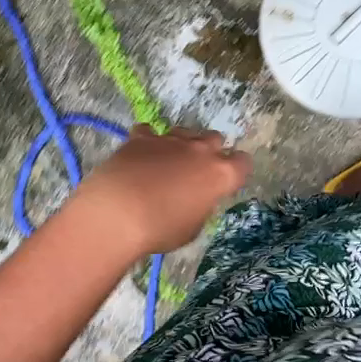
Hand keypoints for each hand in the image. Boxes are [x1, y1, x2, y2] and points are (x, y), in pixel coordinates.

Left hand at [63, 128, 251, 256]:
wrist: (117, 212)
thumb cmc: (160, 229)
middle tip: (195, 172)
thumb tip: (195, 198)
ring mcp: (171, 139)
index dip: (236, 171)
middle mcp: (201, 150)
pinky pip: (151, 132)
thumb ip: (200, 206)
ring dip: (182, 144)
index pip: (242, 163)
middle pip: (215, 139)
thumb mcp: (192, 228)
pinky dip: (148, 142)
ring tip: (167, 164)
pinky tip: (140, 156)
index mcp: (221, 174)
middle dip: (210, 152)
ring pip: (185, 131)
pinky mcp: (143, 137)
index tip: (225, 182)